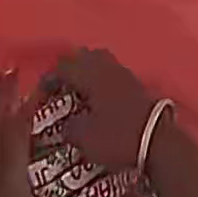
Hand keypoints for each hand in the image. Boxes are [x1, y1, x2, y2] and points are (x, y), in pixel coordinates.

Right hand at [46, 48, 157, 170]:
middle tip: (58, 88)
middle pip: (84, 56)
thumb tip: (65, 125)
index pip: (65, 66)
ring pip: (100, 61)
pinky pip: (111, 72)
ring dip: (86, 71)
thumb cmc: (117, 136)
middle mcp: (108, 68)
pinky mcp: (135, 84)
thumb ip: (69, 128)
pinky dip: (100, 79)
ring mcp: (124, 74)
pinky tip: (98, 98)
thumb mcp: (85, 138)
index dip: (49, 78)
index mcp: (92, 75)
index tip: (39, 94)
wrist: (157, 140)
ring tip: (76, 92)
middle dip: (68, 68)